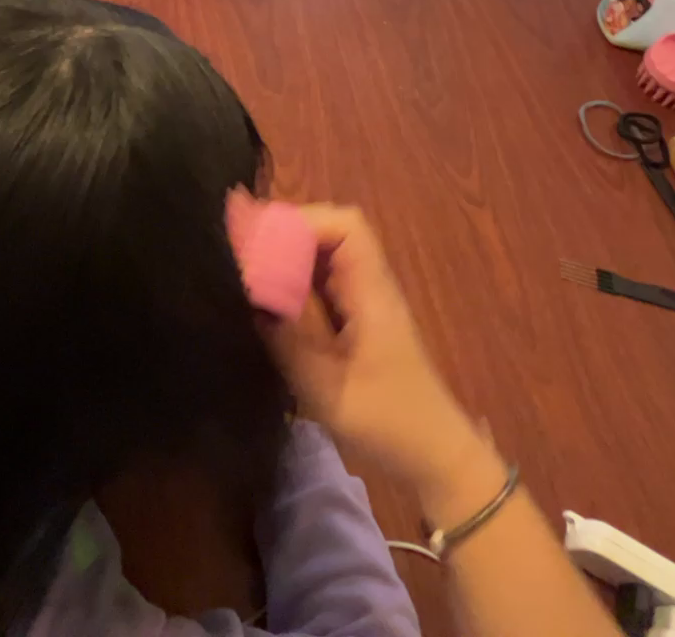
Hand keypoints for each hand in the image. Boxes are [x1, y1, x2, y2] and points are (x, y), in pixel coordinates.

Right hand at [264, 206, 491, 499]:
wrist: (433, 453)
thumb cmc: (387, 421)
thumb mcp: (328, 387)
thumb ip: (289, 339)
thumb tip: (251, 296)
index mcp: (371, 291)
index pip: (345, 226)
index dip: (302, 221)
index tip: (258, 242)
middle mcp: (370, 285)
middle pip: (332, 232)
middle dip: (286, 235)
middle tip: (241, 253)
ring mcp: (366, 302)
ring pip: (326, 257)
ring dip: (288, 257)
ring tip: (246, 272)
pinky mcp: (359, 321)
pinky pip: (324, 284)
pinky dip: (295, 283)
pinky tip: (269, 302)